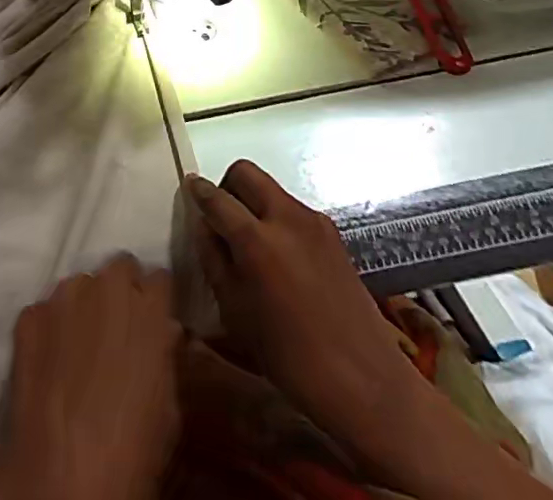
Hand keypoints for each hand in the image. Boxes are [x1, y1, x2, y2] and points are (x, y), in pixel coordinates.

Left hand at [0, 255, 180, 499]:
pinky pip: (46, 310)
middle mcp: (104, 288)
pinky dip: (51, 326)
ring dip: (84, 305)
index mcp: (148, 306)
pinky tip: (51, 359)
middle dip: (121, 290)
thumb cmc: (132, 444)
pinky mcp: (28, 315)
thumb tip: (162, 331)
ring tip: (80, 344)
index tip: (154, 316)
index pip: (159, 276)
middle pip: (118, 267)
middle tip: (118, 326)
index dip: (156, 297)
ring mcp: (61, 297)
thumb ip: (164, 354)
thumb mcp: (168, 405)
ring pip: (79, 285)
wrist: (62, 468)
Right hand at [188, 163, 552, 499]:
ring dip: (253, 202)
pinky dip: (276, 218)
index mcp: (256, 239)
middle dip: (227, 185)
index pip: (216, 198)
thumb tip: (205, 225)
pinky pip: (293, 211)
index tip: (188, 189)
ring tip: (250, 242)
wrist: (364, 380)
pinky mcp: (335, 236)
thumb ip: (214, 258)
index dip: (197, 191)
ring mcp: (316, 224)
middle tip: (221, 217)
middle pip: (247, 173)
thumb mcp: (234, 308)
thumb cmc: (288, 354)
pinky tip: (278, 256)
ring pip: (272, 190)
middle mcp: (287, 218)